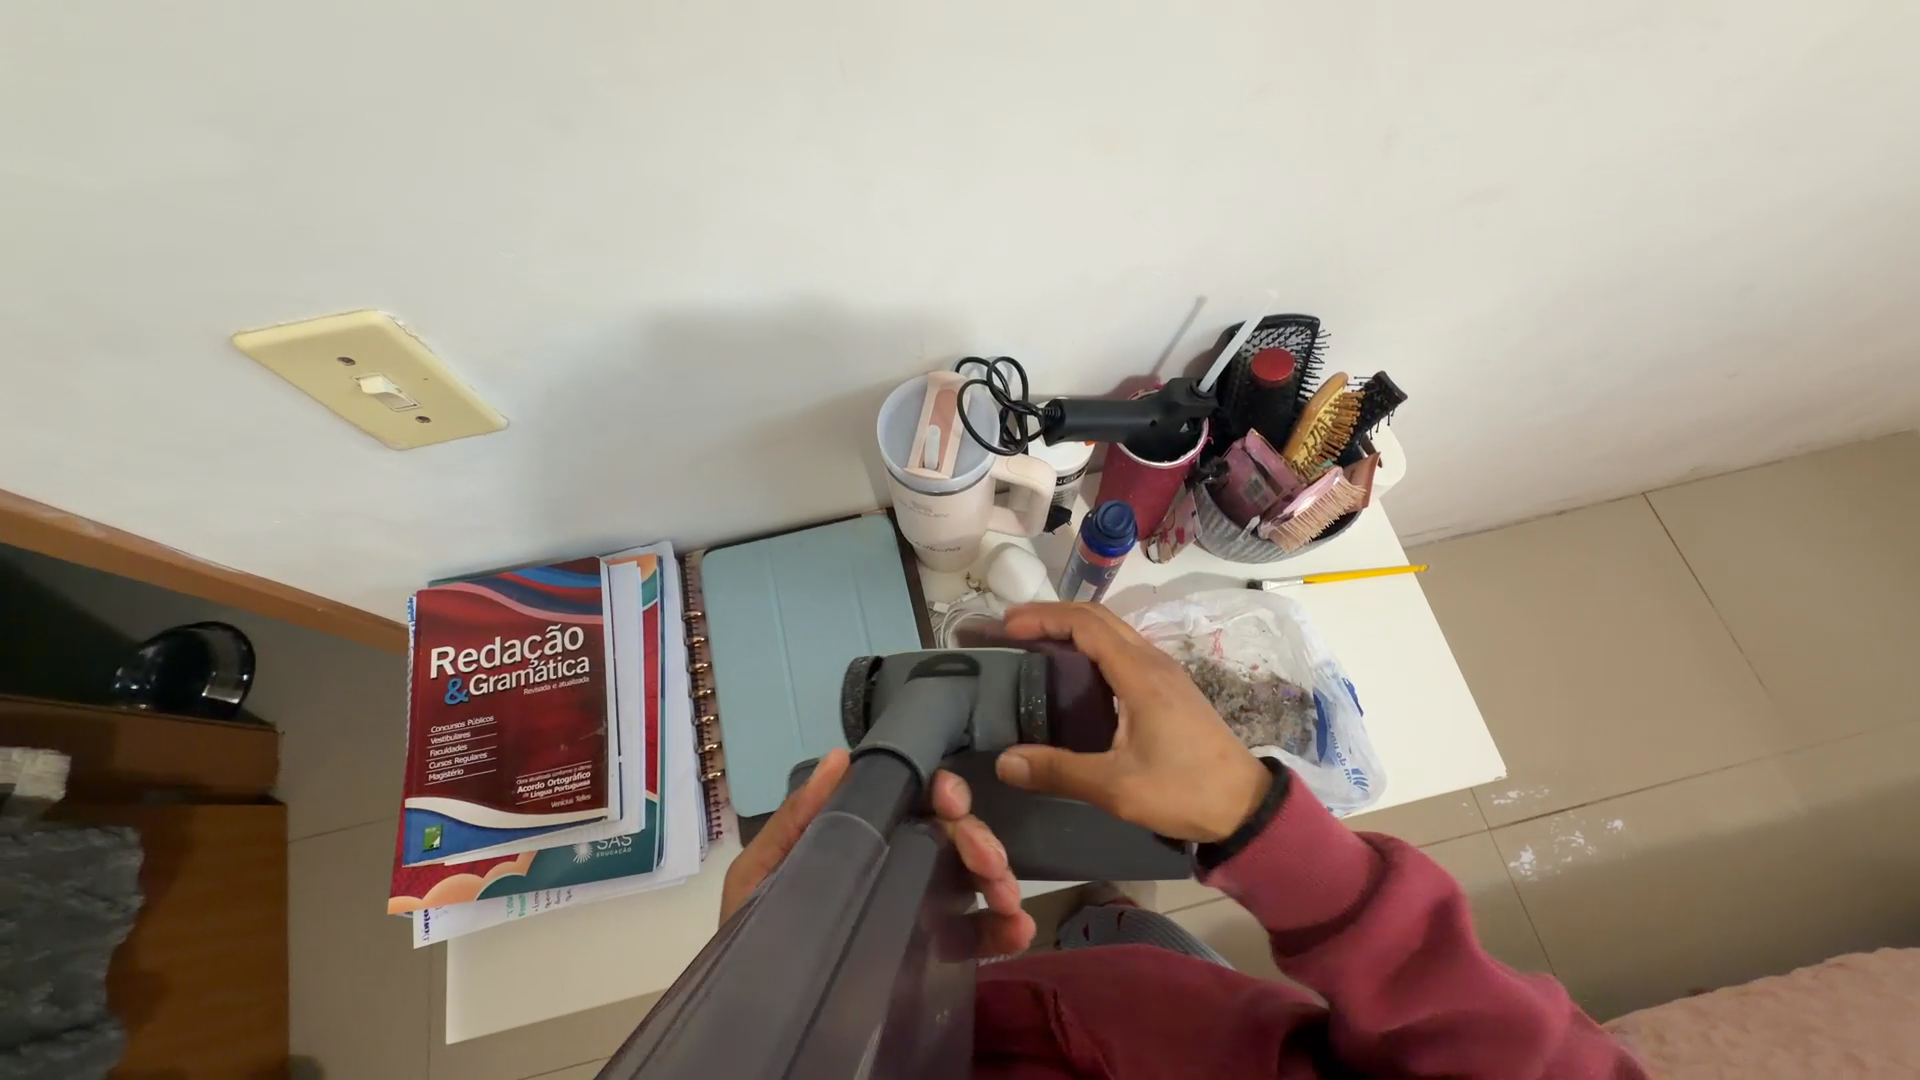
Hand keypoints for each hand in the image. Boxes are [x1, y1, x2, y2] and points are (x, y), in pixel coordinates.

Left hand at [719, 747, 1035, 956]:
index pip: (916, 802)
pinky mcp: (935, 957)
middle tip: (987, 859)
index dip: (942, 792)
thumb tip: (837, 757)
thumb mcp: (764, 873)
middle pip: (954, 837)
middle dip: (979, 837)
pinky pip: (977, 936)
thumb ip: (797, 820)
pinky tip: (1019, 929)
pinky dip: (1005, 928)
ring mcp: (921, 910)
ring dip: (999, 878)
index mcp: (868, 840)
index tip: (950, 800)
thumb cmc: (758, 934)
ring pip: (974, 878)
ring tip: (1006, 897)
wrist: (757, 1019)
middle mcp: (900, 866)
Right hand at [995, 602, 1271, 842]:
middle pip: (1098, 617)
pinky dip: (1090, 644)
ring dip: (1072, 626)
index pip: (1086, 624)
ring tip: (1034, 642)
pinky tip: (1072, 669)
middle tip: (1011, 628)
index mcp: (1139, 674)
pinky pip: (1122, 648)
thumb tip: (1004, 762)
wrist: (1245, 806)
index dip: (1044, 618)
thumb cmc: (1183, 790)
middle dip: (1052, 614)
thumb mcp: (1116, 787)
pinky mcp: (1168, 686)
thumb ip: (1059, 771)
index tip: (1008, 627)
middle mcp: (1152, 661)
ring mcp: (1164, 671)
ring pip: (1112, 630)